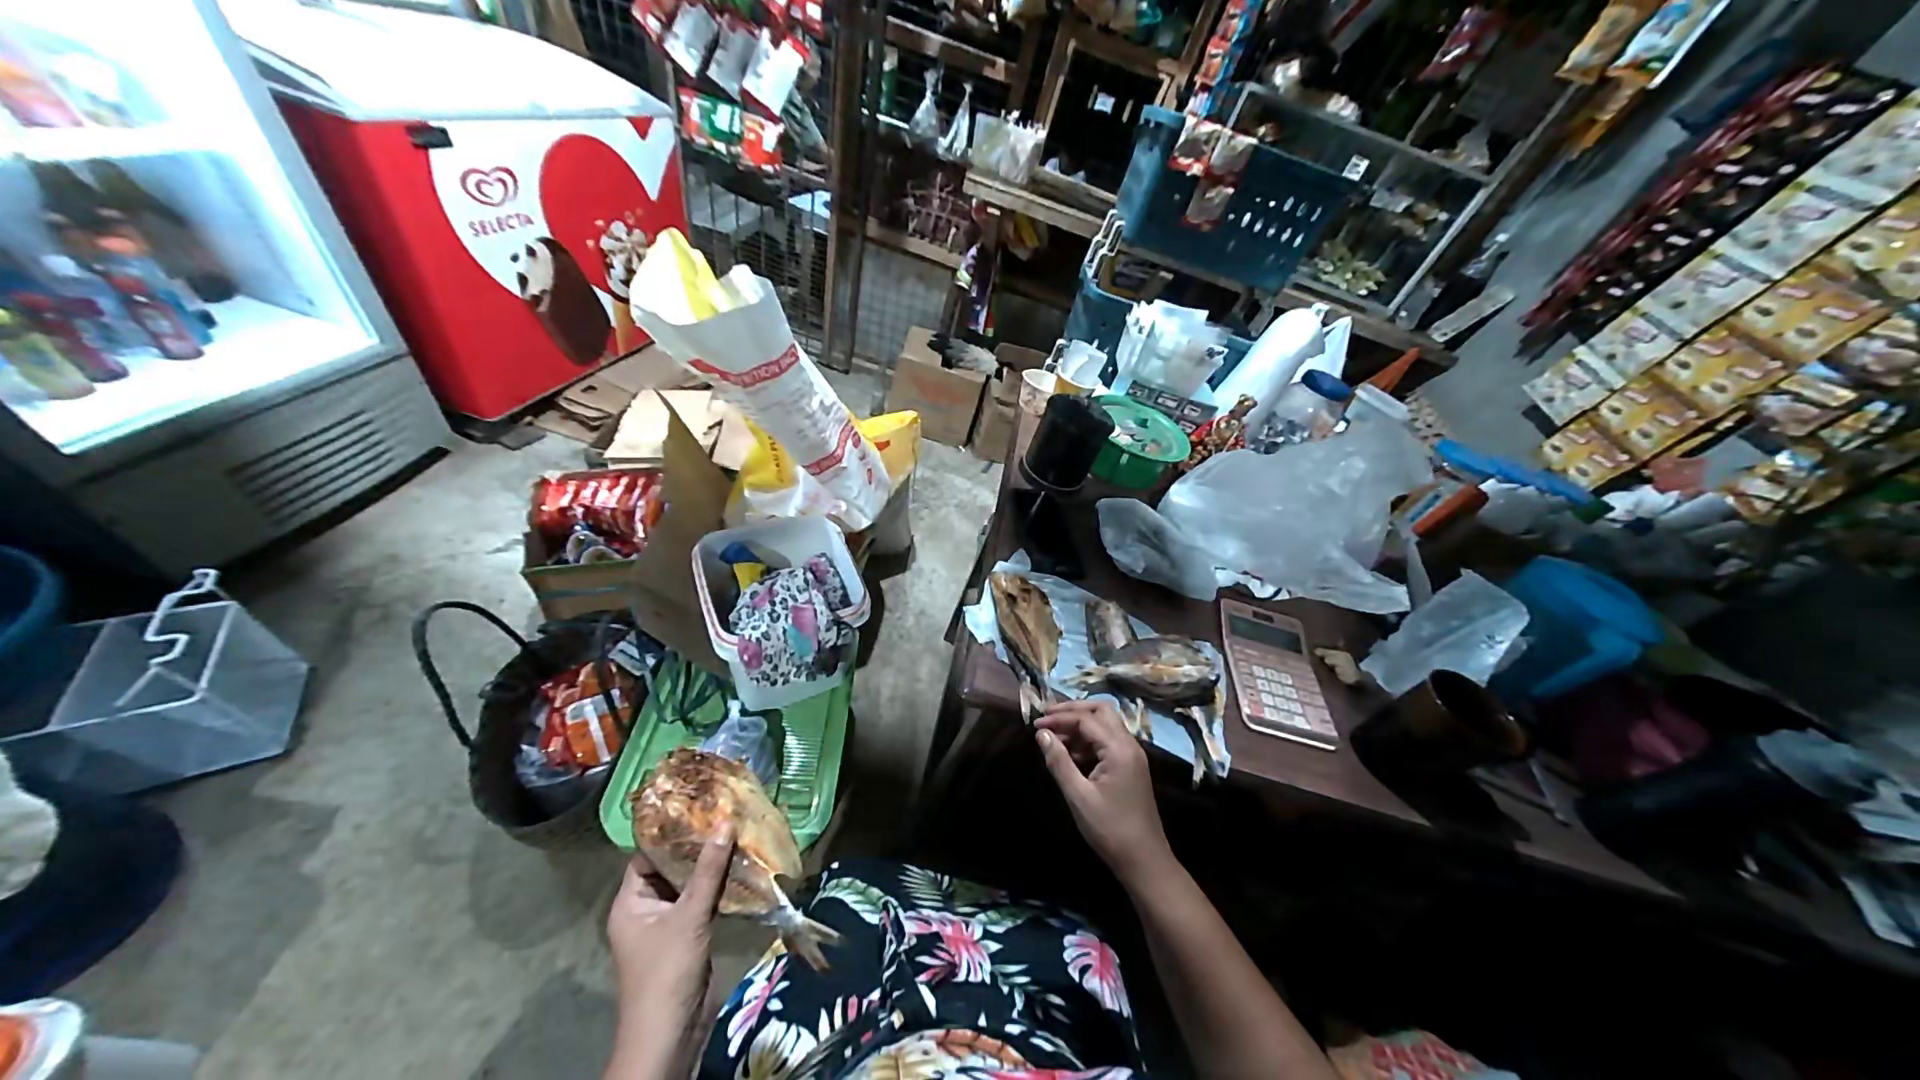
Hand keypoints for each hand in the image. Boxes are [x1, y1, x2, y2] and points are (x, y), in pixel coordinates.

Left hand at [605, 833, 732, 1078]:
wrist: (670, 1034)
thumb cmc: (667, 971)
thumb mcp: (689, 916)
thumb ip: (708, 870)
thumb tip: (725, 822)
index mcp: (630, 903)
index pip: (647, 856)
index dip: (670, 832)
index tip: (699, 807)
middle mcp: (645, 910)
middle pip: (670, 868)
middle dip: (697, 846)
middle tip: (725, 816)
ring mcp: (667, 925)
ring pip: (689, 886)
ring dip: (711, 867)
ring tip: (737, 835)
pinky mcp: (687, 938)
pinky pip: (702, 903)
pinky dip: (718, 888)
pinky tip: (742, 870)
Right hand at [1036, 699, 1173, 886]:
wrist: (1143, 859)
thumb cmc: (1109, 828)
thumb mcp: (1078, 796)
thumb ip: (1059, 761)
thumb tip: (1041, 734)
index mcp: (1119, 749)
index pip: (1086, 719)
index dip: (1059, 718)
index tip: (1034, 725)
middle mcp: (1129, 745)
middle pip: (1101, 711)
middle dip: (1073, 710)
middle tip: (1047, 718)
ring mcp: (1132, 756)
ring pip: (1106, 725)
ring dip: (1080, 724)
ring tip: (1054, 737)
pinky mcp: (1130, 767)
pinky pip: (1108, 741)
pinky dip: (1088, 739)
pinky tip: (1071, 753)